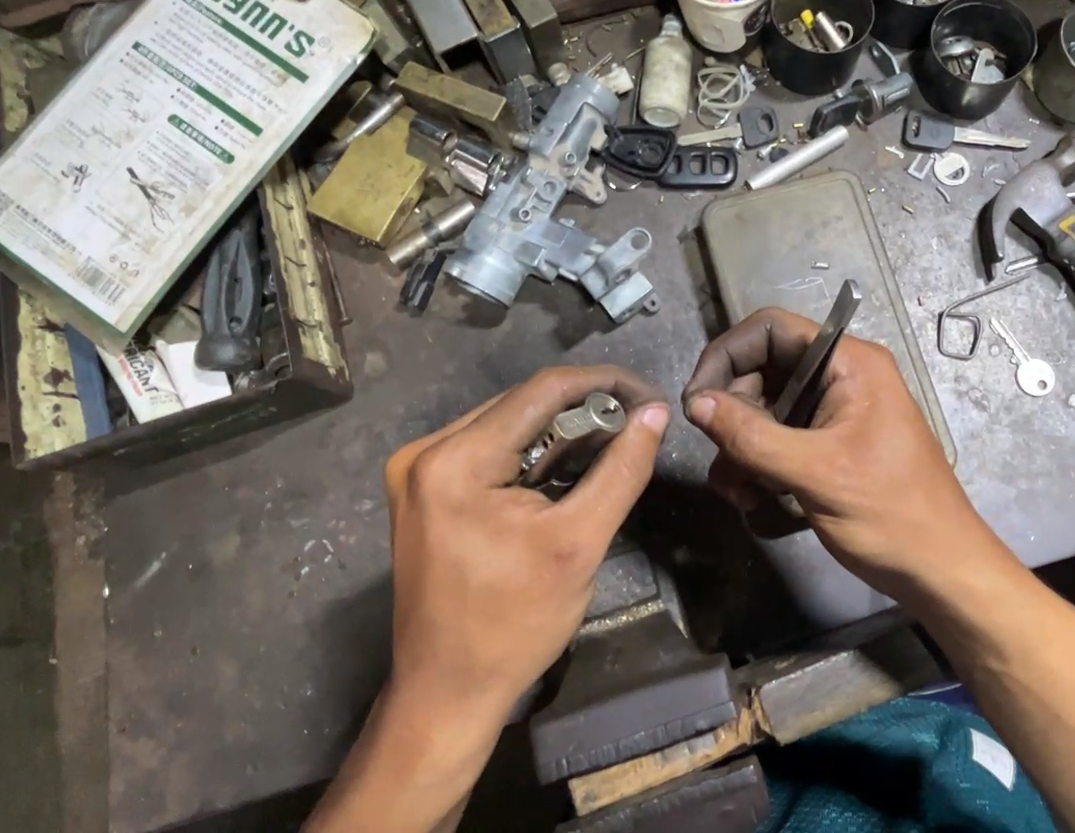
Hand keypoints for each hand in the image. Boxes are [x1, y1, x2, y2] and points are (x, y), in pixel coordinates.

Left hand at [384, 366, 669, 715]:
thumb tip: (656, 414)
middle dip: (585, 410)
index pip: (542, 391)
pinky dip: (532, 454)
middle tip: (636, 428)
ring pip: (508, 423)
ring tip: (609, 449)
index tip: (650, 399)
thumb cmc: (514, 625)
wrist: (447, 691)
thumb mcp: (578, 544)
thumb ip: (620, 471)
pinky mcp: (423, 489)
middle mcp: (426, 451)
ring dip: (561, 432)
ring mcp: (417, 470)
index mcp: (454, 460)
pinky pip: (490, 449)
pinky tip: (565, 472)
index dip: (604, 384)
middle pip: (523, 404)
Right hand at [682, 309, 1010, 605]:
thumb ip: (752, 435)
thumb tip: (695, 403)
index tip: (697, 399)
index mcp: (848, 362)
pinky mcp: (829, 443)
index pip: (771, 329)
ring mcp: (835, 411)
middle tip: (719, 458)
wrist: (940, 571)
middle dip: (732, 414)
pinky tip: (753, 499)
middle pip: (763, 370)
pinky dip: (758, 463)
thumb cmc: (890, 514)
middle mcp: (839, 376)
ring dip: (741, 447)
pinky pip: (778, 437)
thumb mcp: (815, 473)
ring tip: (738, 493)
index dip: (726, 355)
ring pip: (765, 409)